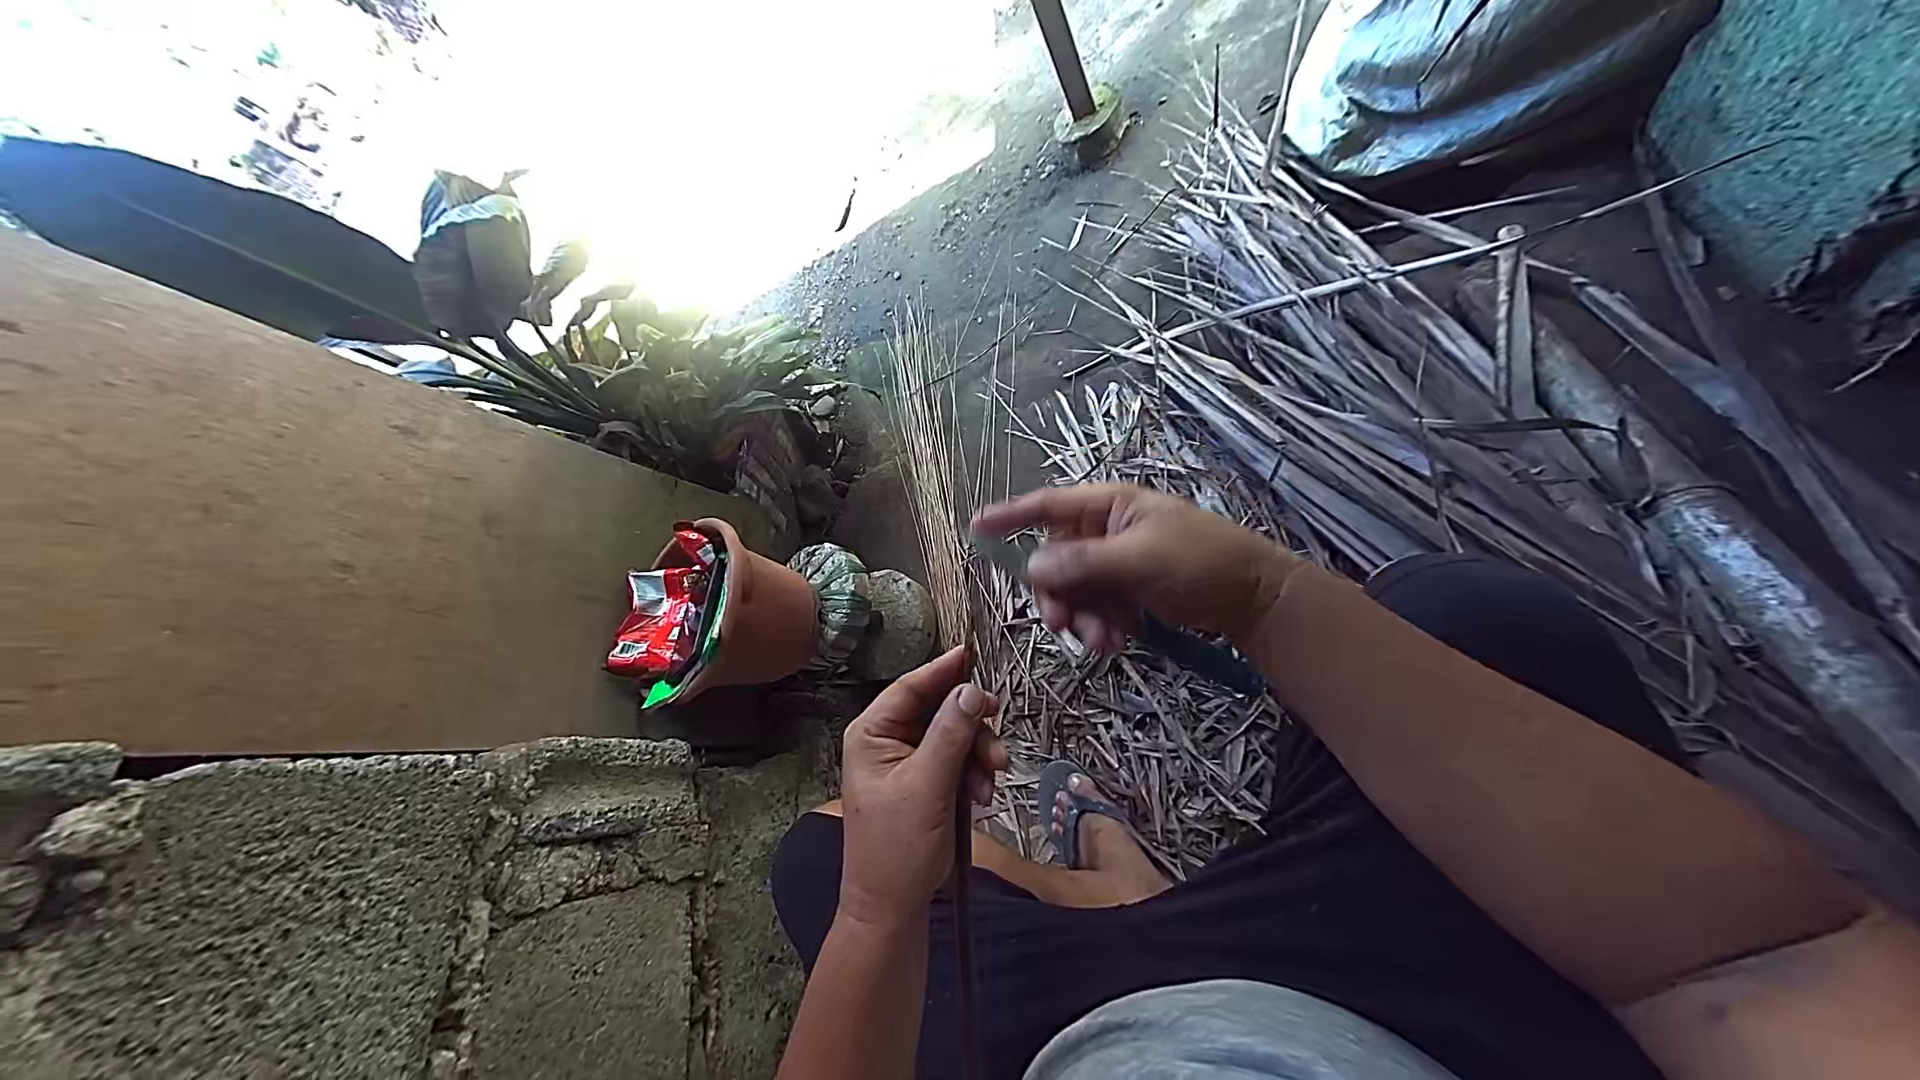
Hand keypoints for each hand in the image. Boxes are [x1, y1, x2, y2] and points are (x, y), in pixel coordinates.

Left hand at [839, 645, 1006, 927]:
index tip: (972, 654)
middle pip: (939, 711)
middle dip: (971, 727)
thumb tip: (972, 691)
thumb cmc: (897, 848)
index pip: (910, 688)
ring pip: (955, 736)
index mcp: (873, 734)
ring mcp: (909, 764)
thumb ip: (951, 734)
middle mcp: (889, 742)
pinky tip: (982, 796)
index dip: (942, 670)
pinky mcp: (927, 784)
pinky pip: (958, 762)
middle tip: (996, 739)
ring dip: (978, 755)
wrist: (894, 910)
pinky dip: (974, 774)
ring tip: (991, 781)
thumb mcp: (927, 786)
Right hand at [972, 484, 1298, 651]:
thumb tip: (1031, 565)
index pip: (1049, 506)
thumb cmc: (1200, 561)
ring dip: (1081, 618)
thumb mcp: (1139, 558)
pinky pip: (1096, 607)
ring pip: (1074, 590)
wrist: (1252, 598)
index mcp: (1109, 506)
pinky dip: (1100, 625)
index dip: (1011, 515)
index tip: (976, 527)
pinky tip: (1118, 640)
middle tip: (1061, 623)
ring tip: (1104, 642)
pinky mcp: (1127, 590)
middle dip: (1058, 594)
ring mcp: (1116, 562)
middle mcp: (1106, 531)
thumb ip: (1083, 562)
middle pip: (1057, 560)